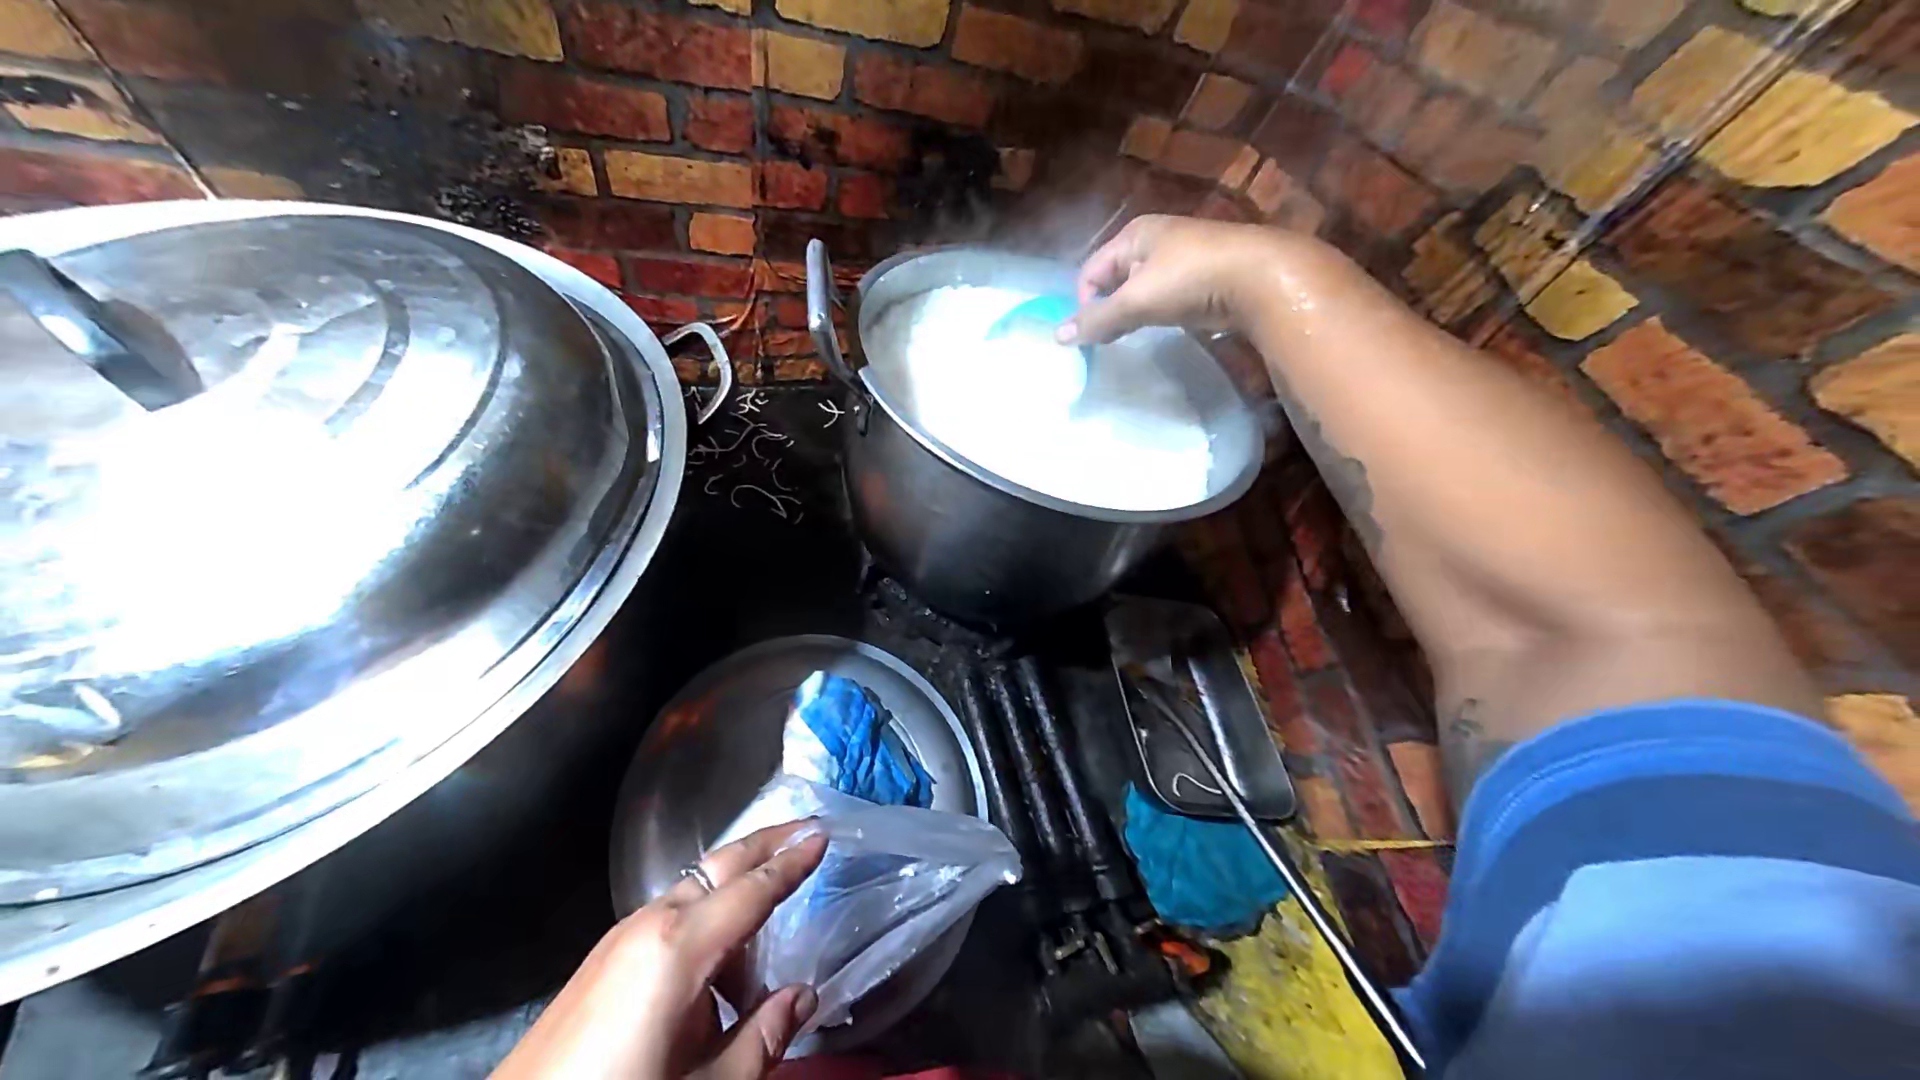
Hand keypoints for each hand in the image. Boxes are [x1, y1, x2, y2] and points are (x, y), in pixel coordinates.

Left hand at [493, 822, 829, 1079]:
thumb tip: (802, 997)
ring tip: (768, 926)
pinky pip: (669, 918)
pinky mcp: (601, 961)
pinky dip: (706, 920)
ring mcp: (620, 939)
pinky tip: (716, 968)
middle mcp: (650, 924)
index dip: (792, 862)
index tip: (823, 834)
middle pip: (720, 866)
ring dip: (736, 892)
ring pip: (694, 892)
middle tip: (805, 830)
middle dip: (767, 844)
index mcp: (680, 948)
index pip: (753, 890)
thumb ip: (762, 1039)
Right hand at [1060, 215, 1306, 344]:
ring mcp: (1178, 259)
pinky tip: (1165, 327)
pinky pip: (1162, 299)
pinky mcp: (1199, 279)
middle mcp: (1152, 241)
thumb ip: (1096, 320)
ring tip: (1137, 335)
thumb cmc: (1190, 279)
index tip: (1095, 334)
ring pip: (1138, 292)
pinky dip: (1156, 314)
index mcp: (1133, 234)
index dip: (1086, 303)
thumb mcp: (1136, 300)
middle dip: (1108, 310)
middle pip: (1112, 281)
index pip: (1090, 272)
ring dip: (1132, 315)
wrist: (1260, 278)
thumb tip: (1057, 337)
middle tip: (1113, 339)